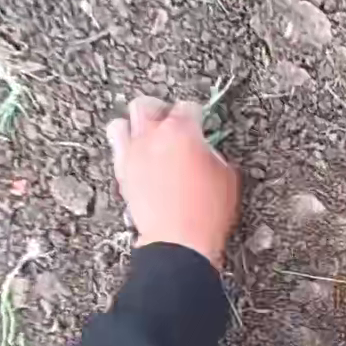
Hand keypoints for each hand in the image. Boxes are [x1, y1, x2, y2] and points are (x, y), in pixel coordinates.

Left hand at [106, 96, 239, 269]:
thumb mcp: (227, 179)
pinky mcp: (122, 173)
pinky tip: (142, 160)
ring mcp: (133, 154)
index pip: (188, 107)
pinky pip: (118, 149)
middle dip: (160, 110)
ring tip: (149, 139)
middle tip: (171, 123)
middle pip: (146, 105)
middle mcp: (152, 136)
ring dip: (135, 127)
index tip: (202, 123)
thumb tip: (207, 151)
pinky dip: (128, 149)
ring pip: (121, 123)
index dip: (197, 115)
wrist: (179, 241)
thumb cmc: (207, 212)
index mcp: (182, 132)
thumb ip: (214, 155)